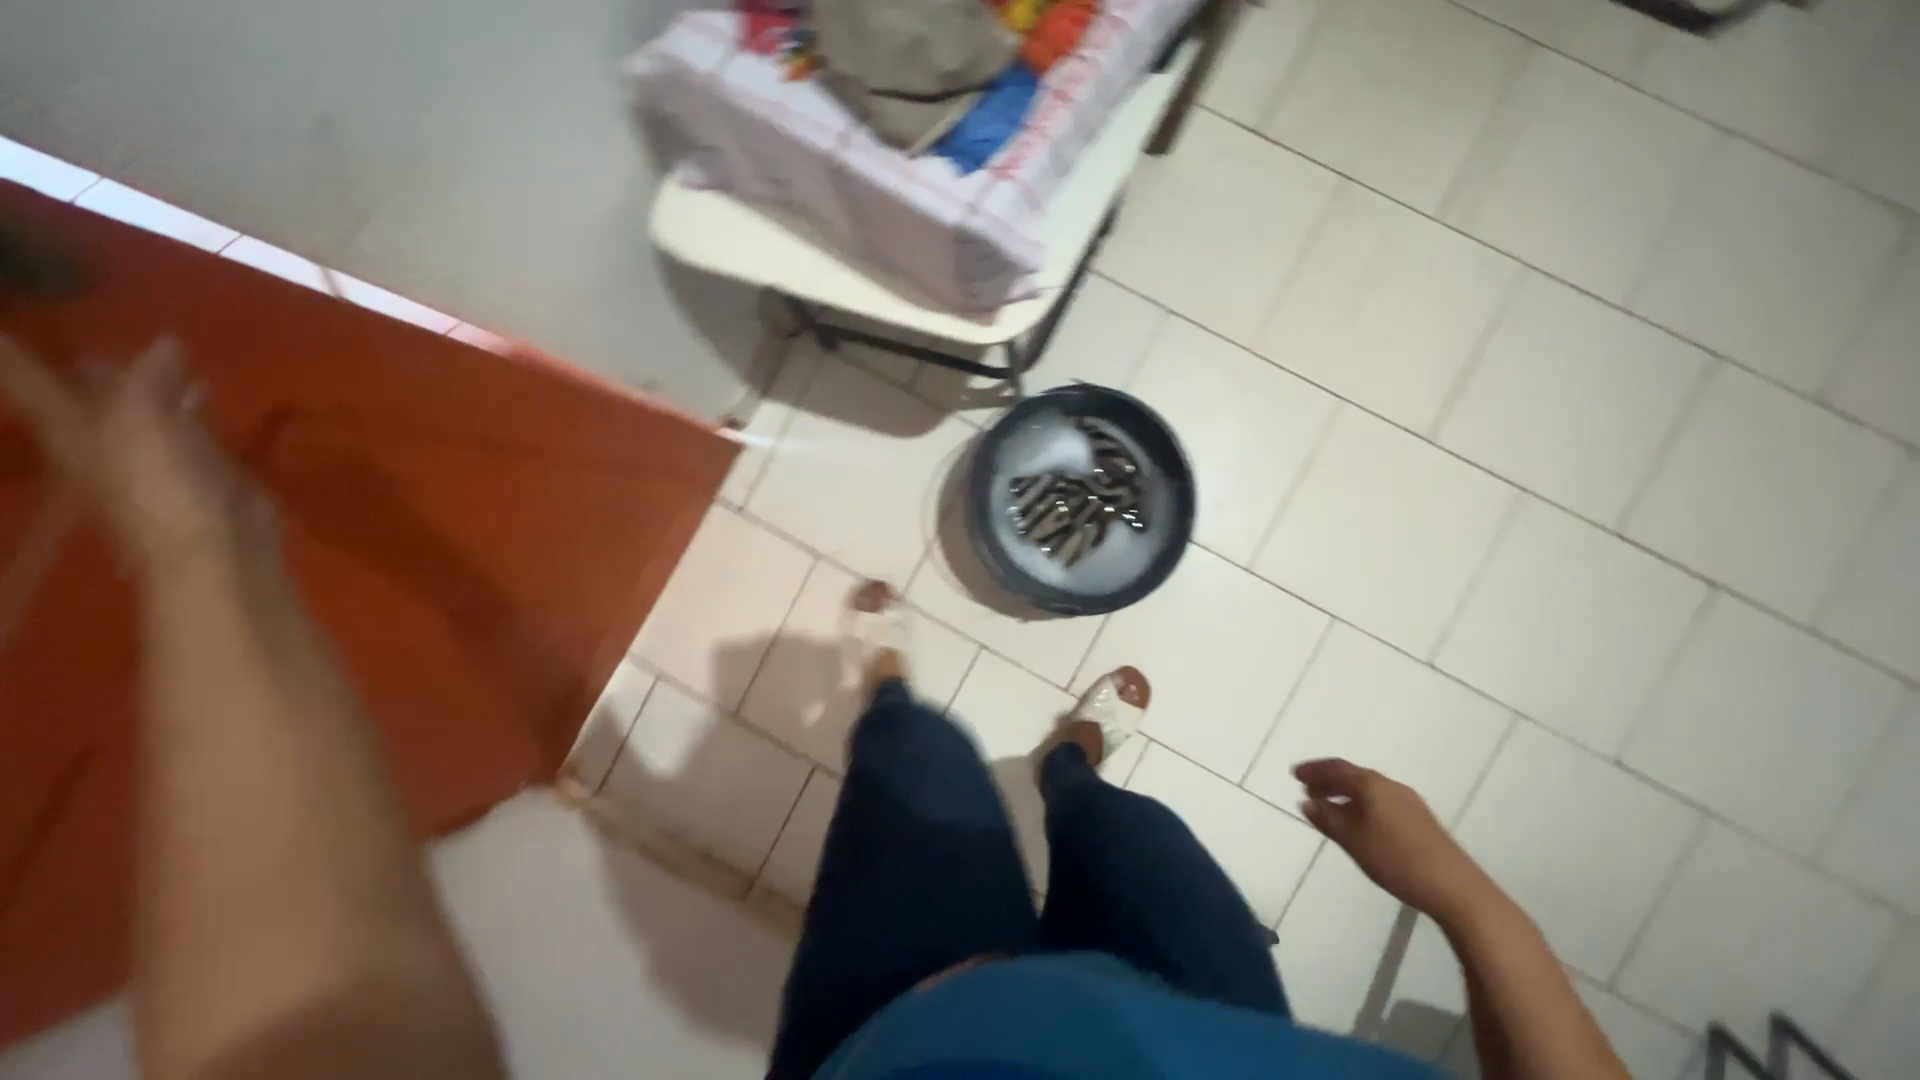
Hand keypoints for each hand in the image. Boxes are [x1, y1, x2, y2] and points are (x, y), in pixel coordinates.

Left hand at [0, 335, 268, 572]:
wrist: (215, 547)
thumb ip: (146, 380)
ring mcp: (154, 454)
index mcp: (73, 429)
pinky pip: (187, 424)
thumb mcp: (141, 423)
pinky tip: (204, 389)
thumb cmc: (162, 487)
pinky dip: (191, 403)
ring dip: (149, 380)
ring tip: (165, 349)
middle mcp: (104, 437)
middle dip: (85, 363)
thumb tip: (166, 344)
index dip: (12, 353)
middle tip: (77, 326)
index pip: (29, 380)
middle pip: (84, 392)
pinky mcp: (199, 466)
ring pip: (142, 406)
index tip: (4, 327)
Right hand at [1294, 758, 1495, 924]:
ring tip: (1329, 809)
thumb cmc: (1396, 859)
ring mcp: (1409, 803)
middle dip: (1329, 781)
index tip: (1294, 775)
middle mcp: (1391, 787)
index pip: (1337, 768)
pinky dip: (1362, 806)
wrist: (1454, 887)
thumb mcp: (1353, 840)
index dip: (1314, 770)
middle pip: (1354, 776)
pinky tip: (1359, 824)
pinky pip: (1382, 803)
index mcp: (1372, 785)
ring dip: (1346, 795)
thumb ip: (1328, 819)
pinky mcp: (1420, 821)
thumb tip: (1307, 802)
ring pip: (1369, 790)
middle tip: (1308, 791)